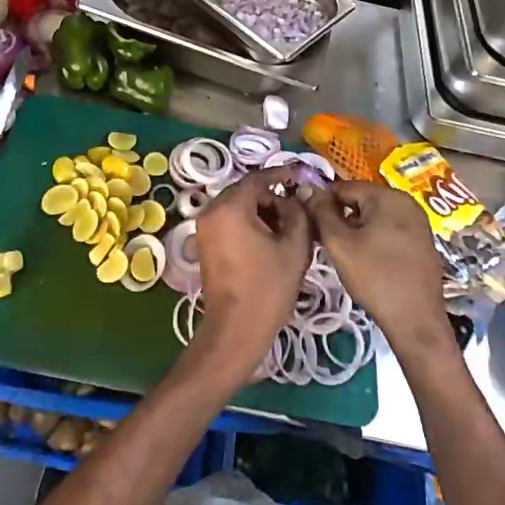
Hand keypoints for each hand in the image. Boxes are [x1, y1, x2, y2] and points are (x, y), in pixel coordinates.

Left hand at [189, 167, 311, 376]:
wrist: (236, 329)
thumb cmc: (268, 286)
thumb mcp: (295, 246)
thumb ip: (297, 212)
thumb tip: (293, 199)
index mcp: (230, 207)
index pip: (258, 178)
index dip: (281, 175)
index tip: (300, 177)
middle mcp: (211, 210)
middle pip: (245, 191)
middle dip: (271, 196)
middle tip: (297, 208)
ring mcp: (204, 228)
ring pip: (236, 206)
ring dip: (260, 209)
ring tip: (286, 226)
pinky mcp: (204, 243)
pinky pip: (228, 221)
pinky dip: (247, 221)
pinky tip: (268, 238)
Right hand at [307, 181, 450, 352]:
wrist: (416, 320)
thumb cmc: (375, 277)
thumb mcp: (340, 243)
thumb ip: (321, 212)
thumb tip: (306, 188)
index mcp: (388, 196)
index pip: (344, 187)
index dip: (321, 203)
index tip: (308, 223)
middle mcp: (407, 201)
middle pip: (360, 200)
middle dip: (339, 216)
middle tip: (323, 241)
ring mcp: (417, 221)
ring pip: (374, 215)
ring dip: (354, 228)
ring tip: (342, 252)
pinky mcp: (421, 241)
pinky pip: (388, 228)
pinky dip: (372, 237)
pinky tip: (364, 259)